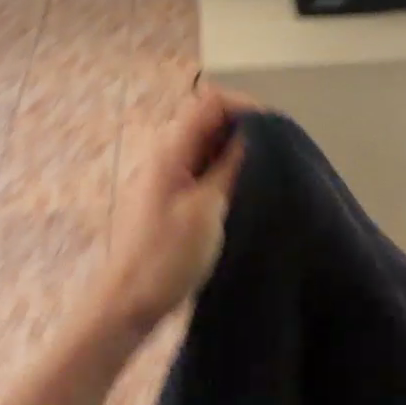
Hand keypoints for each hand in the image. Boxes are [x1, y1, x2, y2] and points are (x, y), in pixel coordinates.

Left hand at [96, 85, 252, 334]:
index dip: (245, 106)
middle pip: (209, 118)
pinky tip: (244, 185)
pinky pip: (202, 164)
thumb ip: (230, 164)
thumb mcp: (208, 208)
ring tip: (266, 166)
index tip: (275, 128)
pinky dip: (225, 166)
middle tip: (277, 148)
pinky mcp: (171, 194)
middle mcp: (167, 153)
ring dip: (236, 147)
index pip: (211, 102)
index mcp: (172, 149)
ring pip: (207, 142)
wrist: (128, 302)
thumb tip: (254, 132)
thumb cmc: (168, 256)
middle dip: (243, 125)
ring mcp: (167, 174)